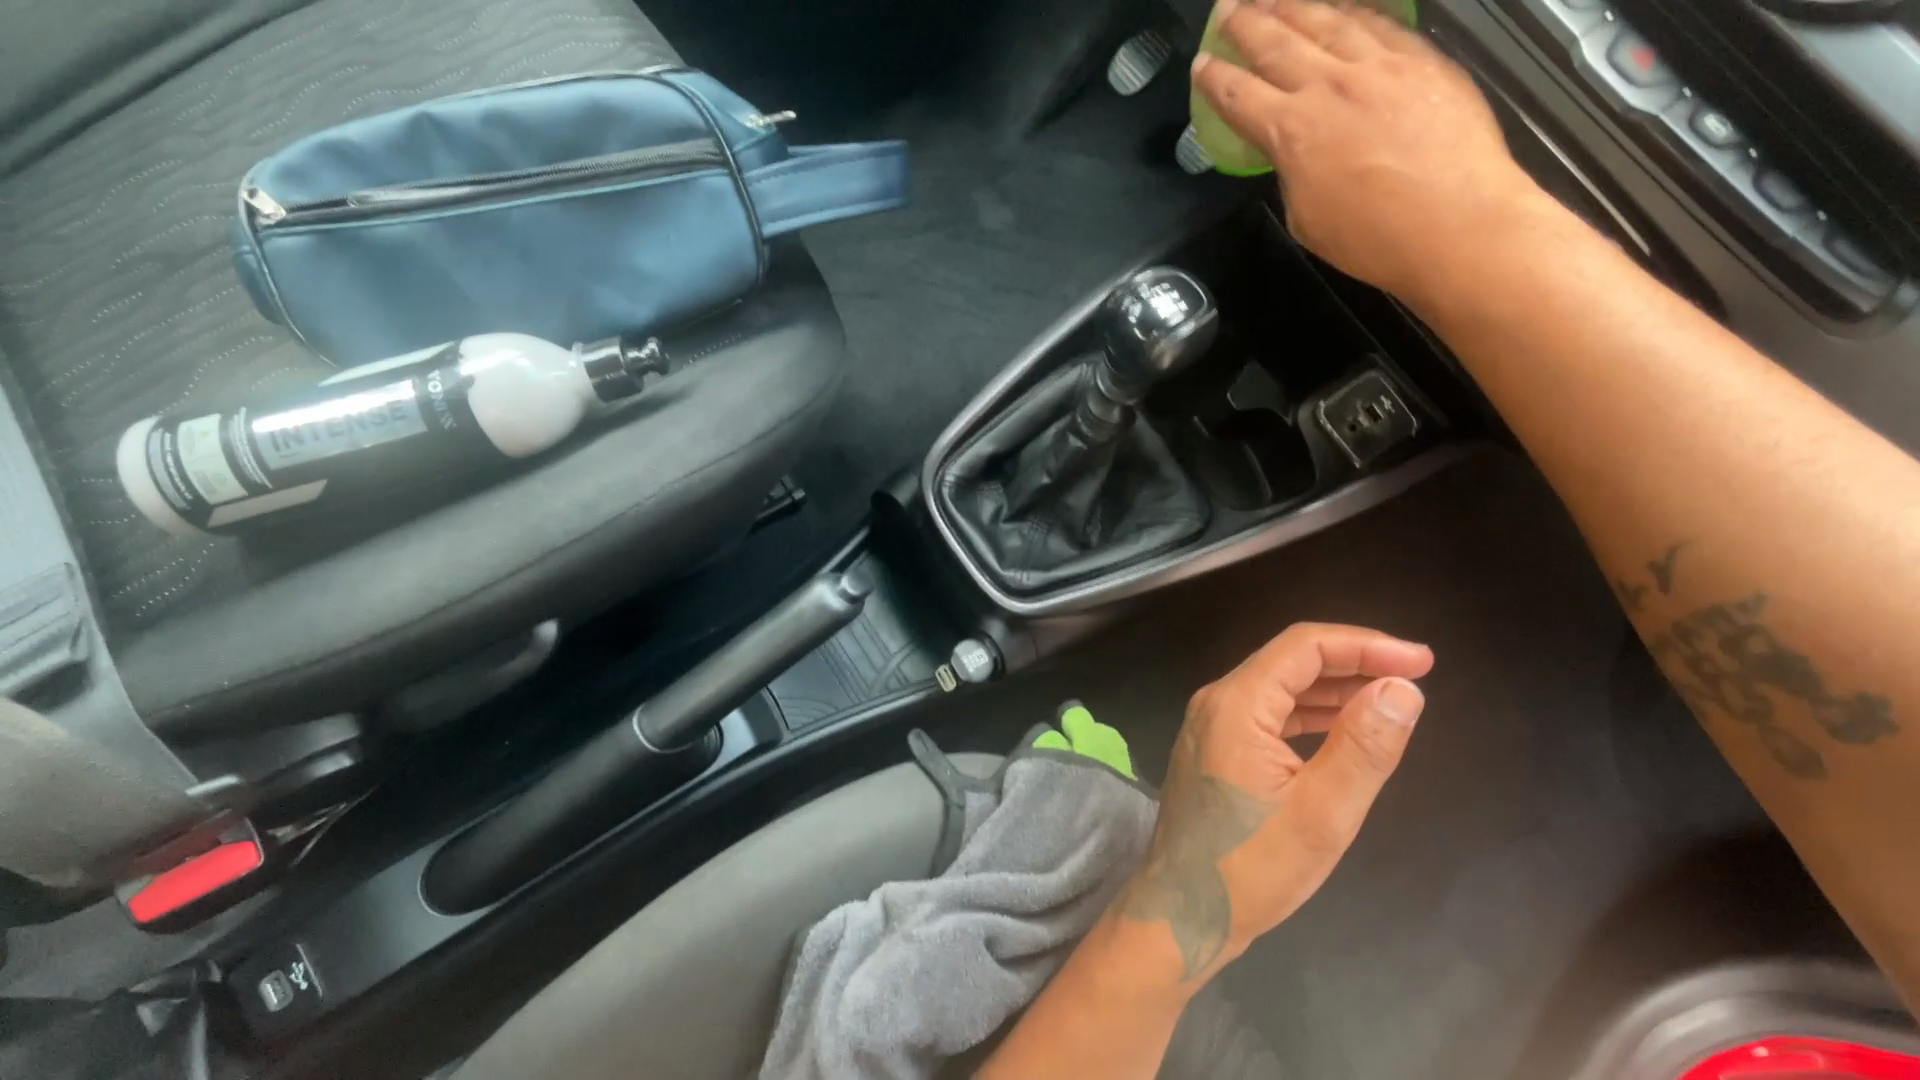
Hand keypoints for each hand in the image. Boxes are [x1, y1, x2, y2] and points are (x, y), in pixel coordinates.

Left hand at [1116, 623, 1433, 980]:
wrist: (1182, 915)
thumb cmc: (1251, 869)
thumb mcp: (1322, 812)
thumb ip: (1363, 746)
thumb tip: (1402, 688)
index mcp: (1236, 704)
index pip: (1304, 647)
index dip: (1366, 644)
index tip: (1423, 661)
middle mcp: (1216, 703)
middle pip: (1290, 662)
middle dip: (1354, 662)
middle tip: (1415, 678)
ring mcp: (1210, 727)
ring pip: (1279, 688)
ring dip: (1334, 689)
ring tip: (1389, 701)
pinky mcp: (1214, 751)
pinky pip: (1268, 716)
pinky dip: (1309, 716)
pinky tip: (1343, 730)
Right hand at [1192, 0, 1556, 302]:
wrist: (1456, 224)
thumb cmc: (1373, 238)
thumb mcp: (1306, 218)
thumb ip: (1293, 174)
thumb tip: (1296, 155)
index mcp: (1291, 131)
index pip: (1239, 96)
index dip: (1214, 78)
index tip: (1201, 64)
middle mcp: (1330, 86)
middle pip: (1276, 42)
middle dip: (1245, 22)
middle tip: (1227, 7)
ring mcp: (1380, 66)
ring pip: (1327, 20)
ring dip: (1293, 5)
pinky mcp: (1423, 61)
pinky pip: (1380, 23)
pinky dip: (1352, 10)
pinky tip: (1342, 6)